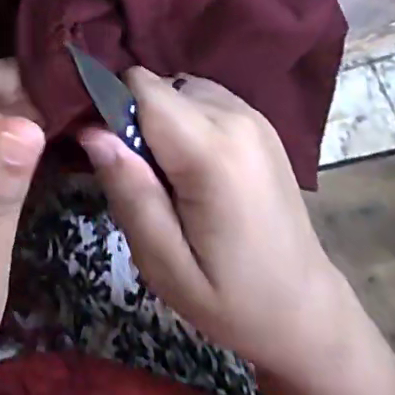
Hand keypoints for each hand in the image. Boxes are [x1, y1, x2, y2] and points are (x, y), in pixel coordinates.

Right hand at [81, 69, 394, 394]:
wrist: (304, 309)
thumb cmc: (229, 297)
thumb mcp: (164, 263)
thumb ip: (129, 192)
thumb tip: (90, 129)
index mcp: (212, 151)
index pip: (140, 87)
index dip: (112, 108)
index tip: (109, 153)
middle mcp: (235, 116)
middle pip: (156, 85)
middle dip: (135, 119)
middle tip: (144, 178)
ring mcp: (251, 113)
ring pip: (175, 86)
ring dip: (159, 118)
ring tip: (170, 173)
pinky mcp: (257, 117)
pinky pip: (199, 95)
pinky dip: (183, 117)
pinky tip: (194, 163)